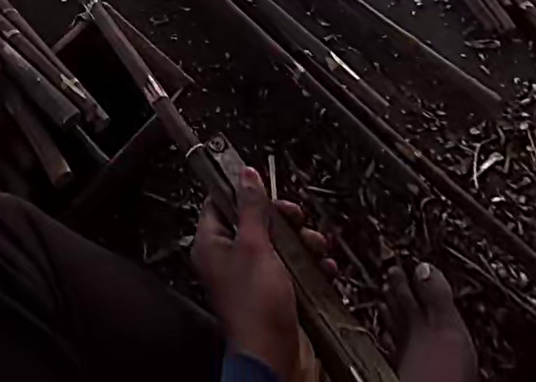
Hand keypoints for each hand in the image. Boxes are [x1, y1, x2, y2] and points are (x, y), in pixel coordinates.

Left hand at [191, 166, 333, 379]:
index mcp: (213, 244)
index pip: (220, 201)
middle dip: (282, 218)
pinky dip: (309, 262)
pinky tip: (322, 264)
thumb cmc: (255, 308)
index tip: (262, 184)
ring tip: (315, 245)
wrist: (277, 360)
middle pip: (256, 219)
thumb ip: (252, 207)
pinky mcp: (276, 290)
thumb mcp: (254, 244)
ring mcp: (254, 274)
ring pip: (279, 241)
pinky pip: (293, 265)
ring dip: (301, 240)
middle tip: (295, 217)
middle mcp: (231, 257)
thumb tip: (247, 175)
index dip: (242, 190)